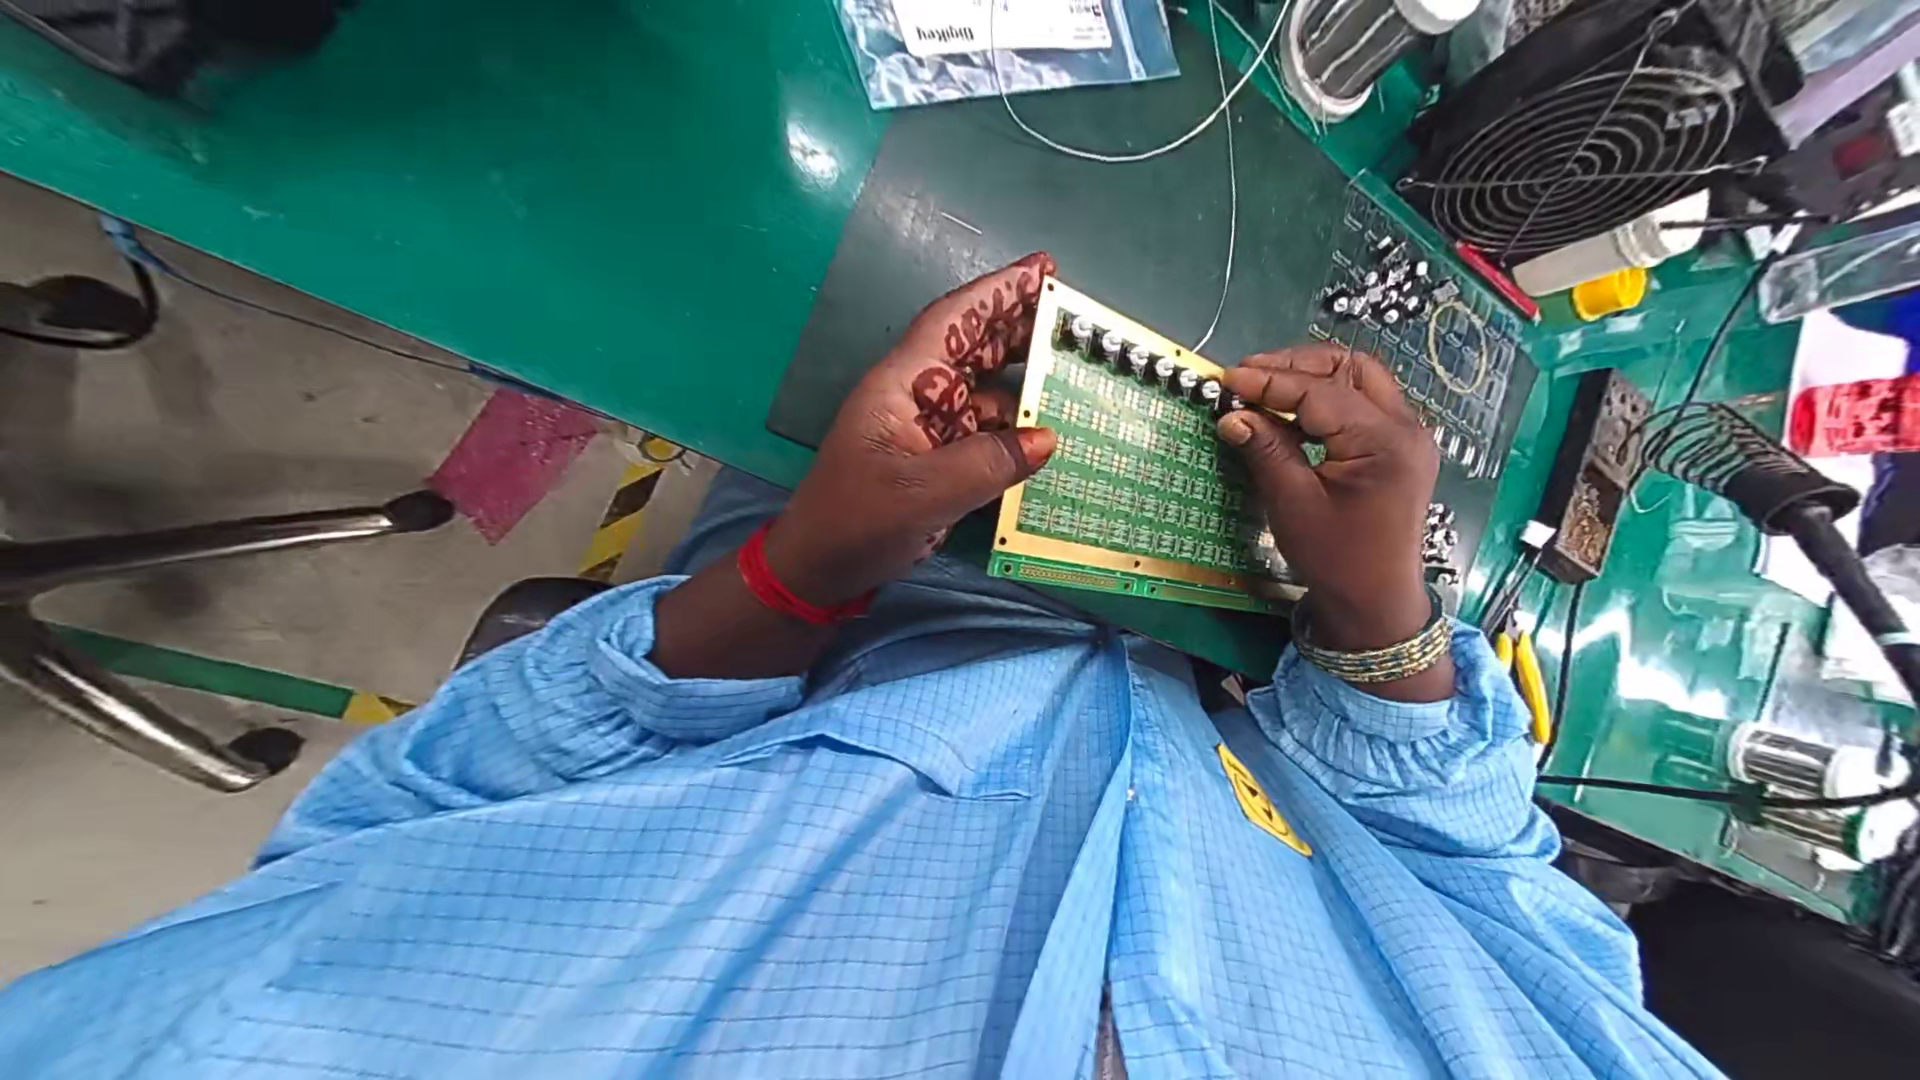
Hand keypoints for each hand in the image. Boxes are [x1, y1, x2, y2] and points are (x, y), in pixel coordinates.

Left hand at [764, 252, 1059, 605]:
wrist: (821, 569)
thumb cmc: (857, 523)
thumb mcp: (923, 494)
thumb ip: (988, 464)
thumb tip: (1048, 438)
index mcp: (901, 386)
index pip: (952, 323)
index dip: (997, 292)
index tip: (1045, 269)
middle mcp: (916, 399)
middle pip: (972, 350)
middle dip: (1019, 331)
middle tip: (1072, 324)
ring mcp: (927, 433)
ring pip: (982, 395)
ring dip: (1022, 388)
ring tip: (1070, 384)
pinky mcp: (936, 464)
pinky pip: (982, 437)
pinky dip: (1012, 435)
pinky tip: (1043, 441)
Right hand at [1217, 345, 1440, 664]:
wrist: (1374, 597)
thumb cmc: (1335, 556)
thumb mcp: (1293, 503)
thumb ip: (1266, 451)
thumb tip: (1232, 416)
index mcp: (1384, 441)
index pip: (1321, 391)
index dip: (1270, 381)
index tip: (1228, 379)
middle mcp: (1405, 427)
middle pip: (1350, 368)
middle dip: (1295, 365)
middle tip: (1247, 375)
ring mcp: (1405, 435)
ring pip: (1358, 380)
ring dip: (1310, 377)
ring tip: (1263, 387)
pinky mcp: (1396, 447)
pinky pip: (1359, 404)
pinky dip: (1322, 399)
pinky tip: (1289, 413)